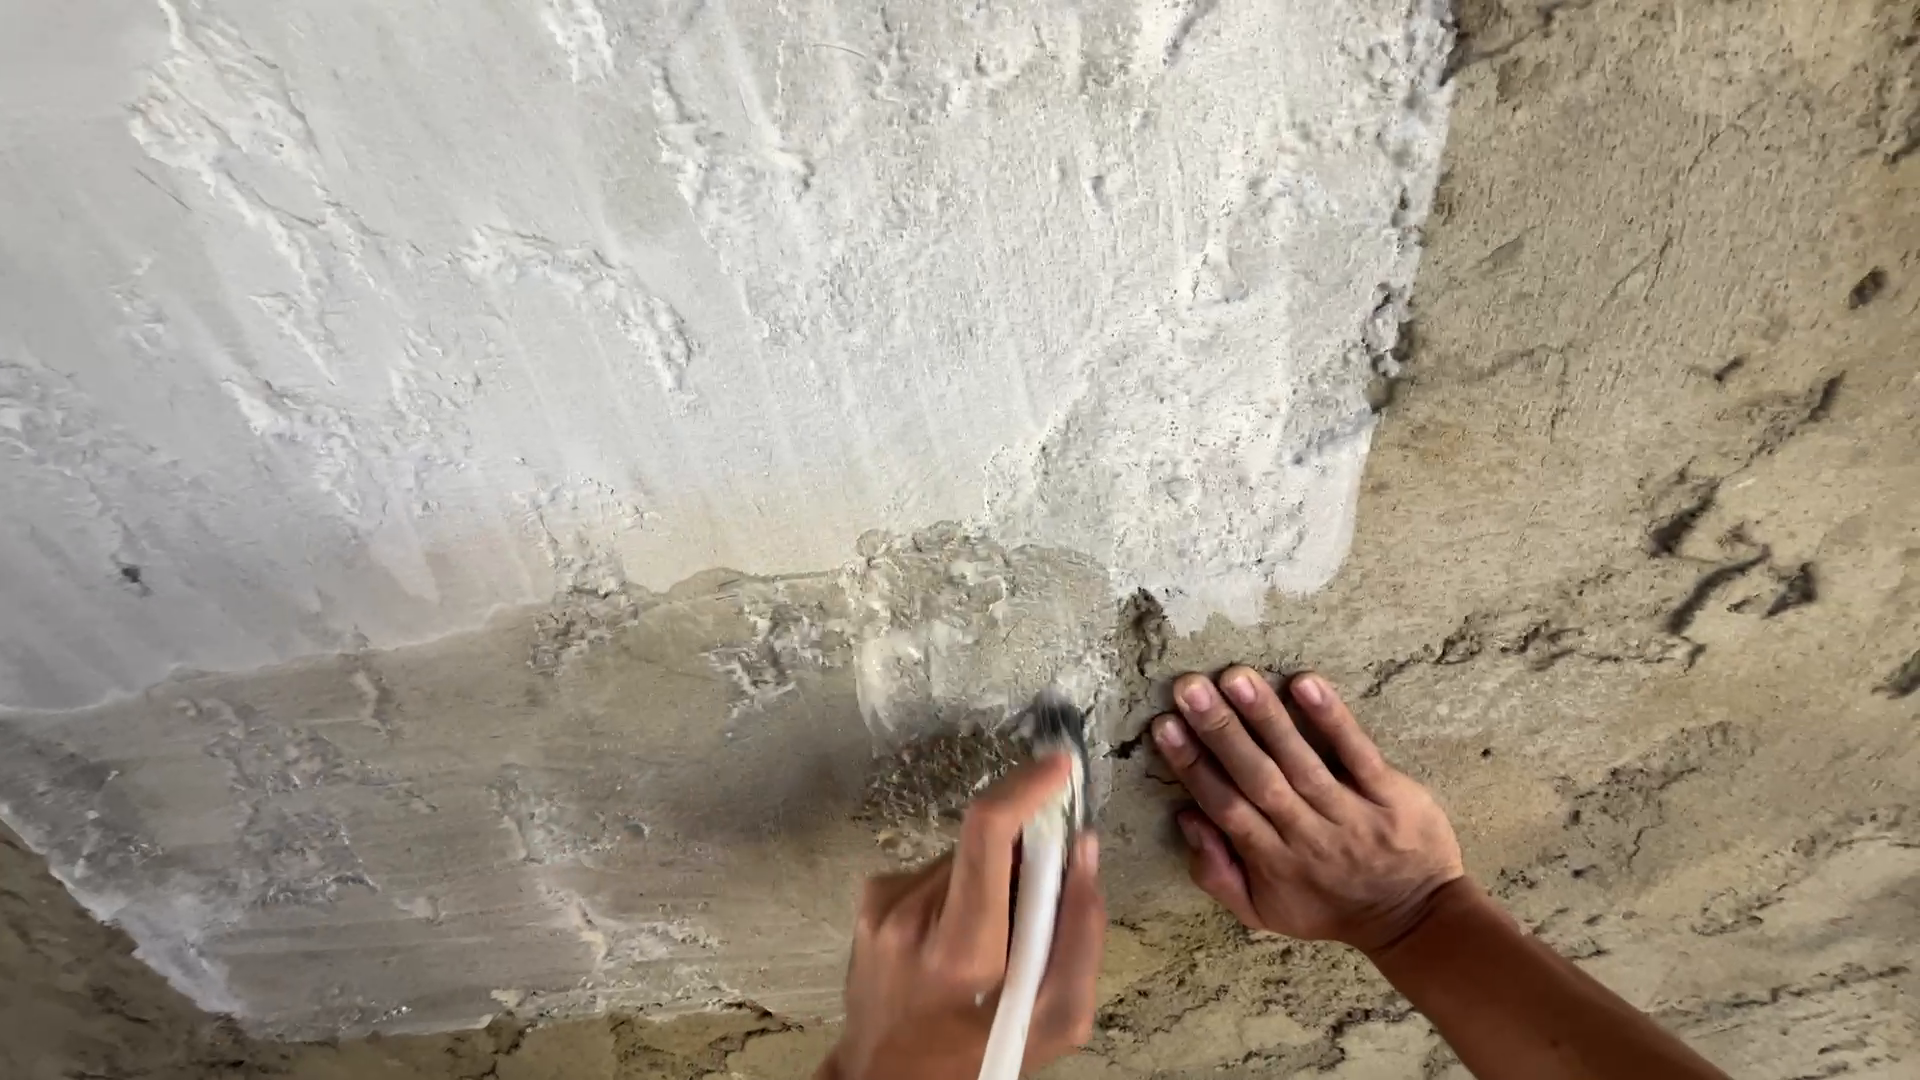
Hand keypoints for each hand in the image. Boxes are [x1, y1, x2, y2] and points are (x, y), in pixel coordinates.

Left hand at [819, 757, 1104, 1079]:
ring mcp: (882, 901)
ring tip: (986, 939)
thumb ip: (1082, 932)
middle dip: (1022, 854)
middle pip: (984, 845)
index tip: (1059, 766)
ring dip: (989, 878)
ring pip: (961, 856)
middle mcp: (910, 913)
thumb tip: (1082, 846)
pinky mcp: (870, 896)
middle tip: (1035, 900)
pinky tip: (951, 936)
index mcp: (960, 948)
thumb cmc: (976, 1059)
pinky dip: (958, 888)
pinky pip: (934, 870)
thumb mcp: (1053, 1021)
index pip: (987, 833)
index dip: (1025, 787)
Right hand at [1151, 667, 1463, 954]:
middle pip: (1256, 778)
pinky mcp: (1392, 796)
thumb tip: (1187, 816)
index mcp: (1270, 859)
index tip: (1164, 725)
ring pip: (1300, 761)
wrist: (1417, 923)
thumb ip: (1216, 872)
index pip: (1224, 805)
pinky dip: (1331, 719)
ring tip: (1235, 677)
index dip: (1192, 765)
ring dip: (1265, 717)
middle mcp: (1306, 834)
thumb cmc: (1325, 906)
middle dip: (1220, 731)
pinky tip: (1304, 683)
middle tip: (1189, 688)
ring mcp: (1350, 813)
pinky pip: (1359, 754)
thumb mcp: (1262, 911)